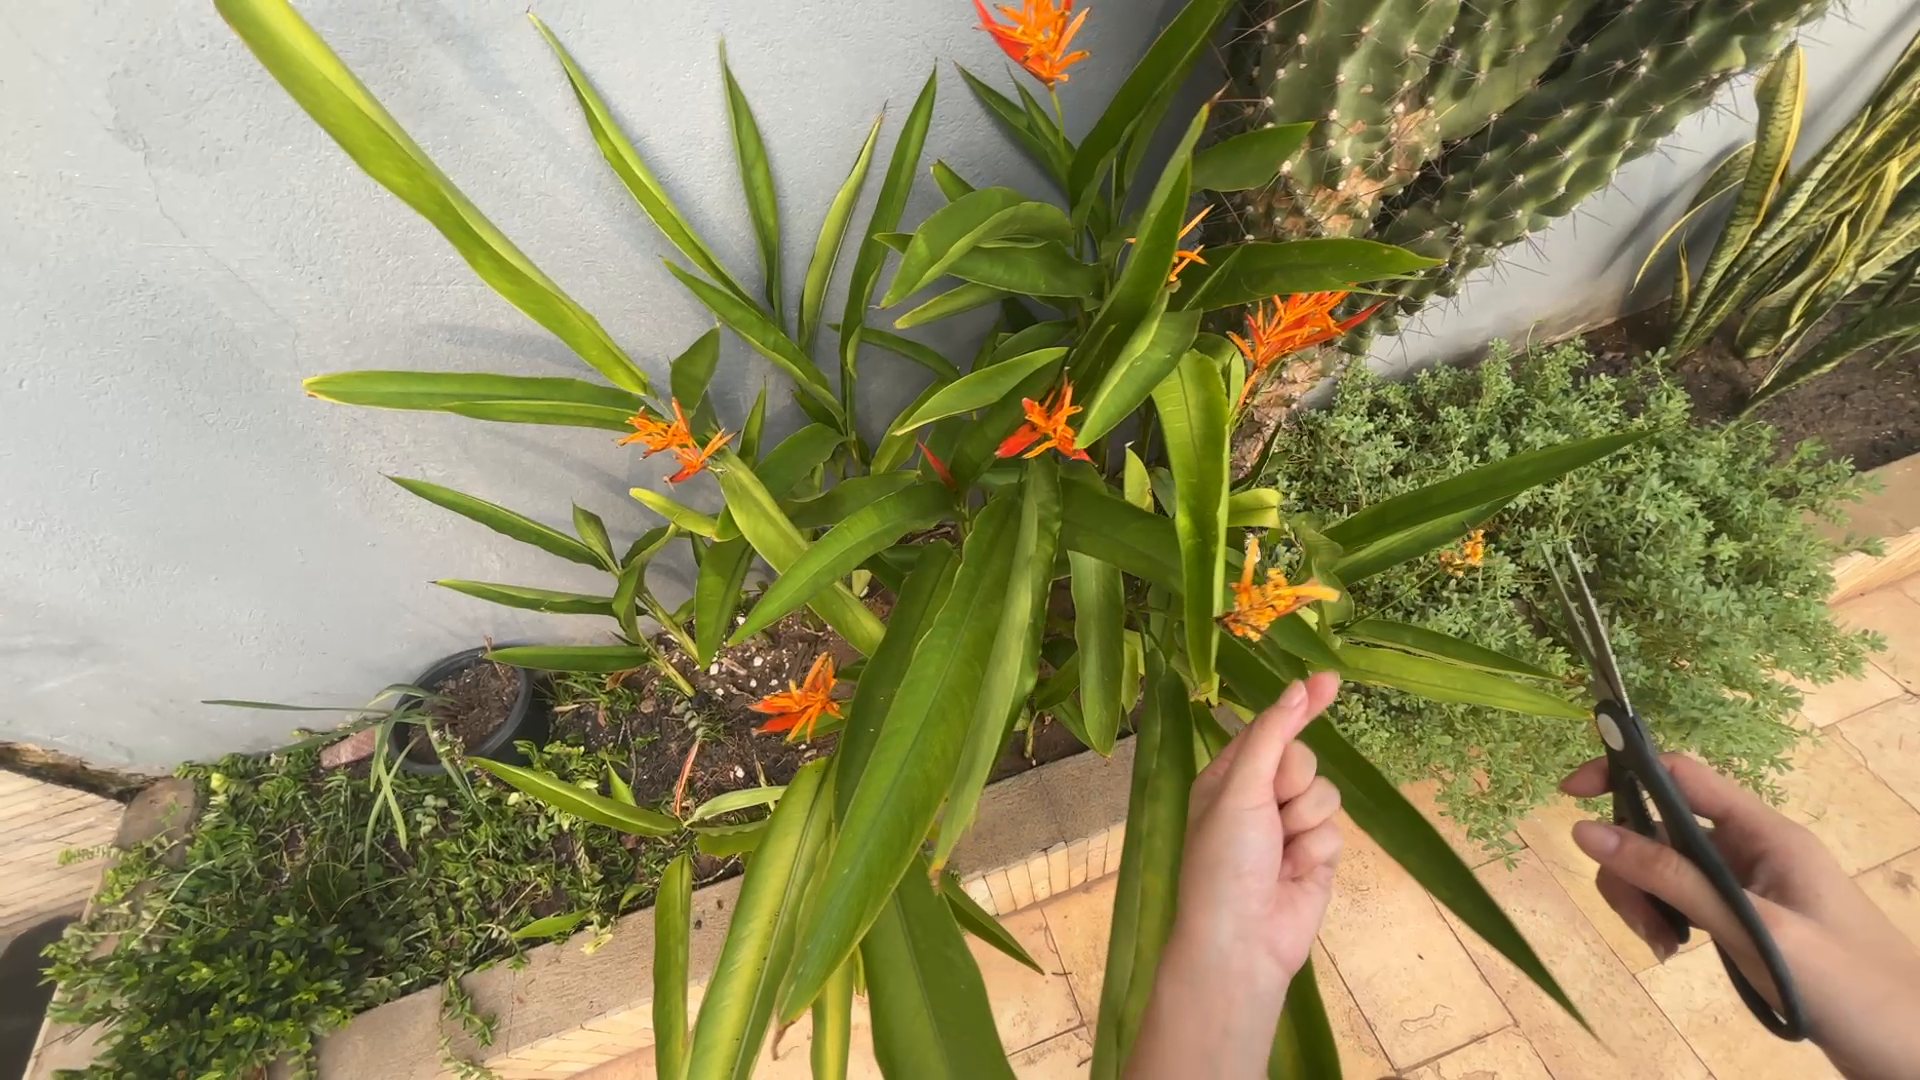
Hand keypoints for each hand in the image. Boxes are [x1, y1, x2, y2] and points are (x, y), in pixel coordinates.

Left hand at [1125, 673, 1343, 1079]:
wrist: (1244, 939)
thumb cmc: (1224, 857)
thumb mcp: (1240, 788)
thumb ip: (1272, 736)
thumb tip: (1298, 687)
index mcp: (1230, 774)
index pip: (1270, 728)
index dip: (1298, 706)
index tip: (1329, 680)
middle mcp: (1260, 795)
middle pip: (1304, 758)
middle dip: (1292, 782)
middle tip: (1268, 812)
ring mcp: (1290, 825)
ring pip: (1325, 794)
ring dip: (1304, 820)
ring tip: (1278, 850)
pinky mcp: (1318, 854)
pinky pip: (1336, 830)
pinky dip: (1318, 849)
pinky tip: (1295, 872)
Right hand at [1564, 753, 1919, 1079]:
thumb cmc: (1859, 991)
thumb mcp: (1756, 931)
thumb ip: (1670, 878)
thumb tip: (1581, 828)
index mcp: (1765, 834)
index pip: (1679, 774)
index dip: (1622, 769)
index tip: (1570, 794)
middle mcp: (1749, 848)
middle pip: (1656, 825)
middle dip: (1628, 862)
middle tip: (1635, 911)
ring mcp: (1742, 882)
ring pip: (1656, 863)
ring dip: (1640, 896)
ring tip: (1660, 942)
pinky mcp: (1735, 913)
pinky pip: (1672, 894)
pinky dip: (1657, 915)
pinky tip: (1670, 947)